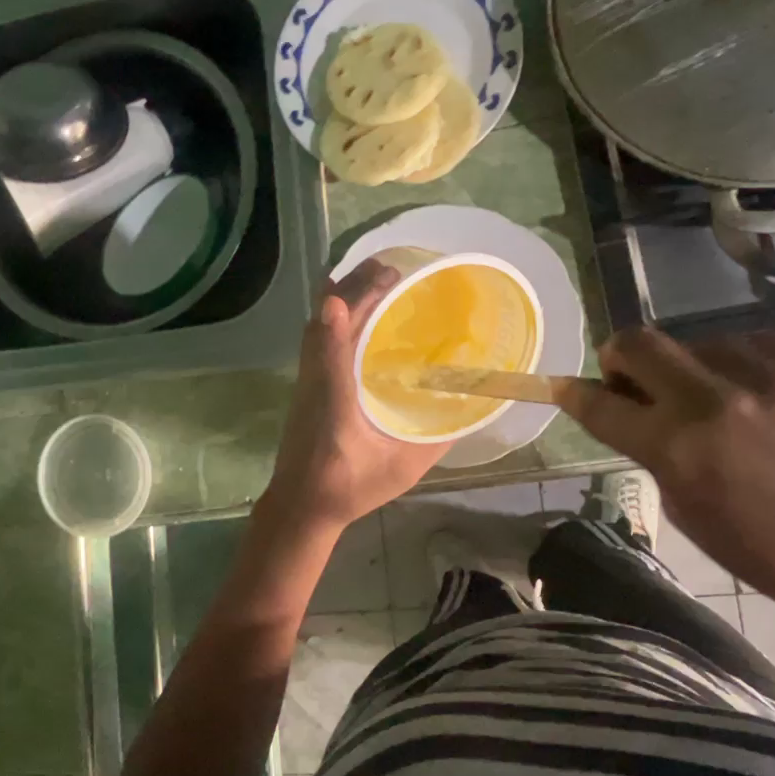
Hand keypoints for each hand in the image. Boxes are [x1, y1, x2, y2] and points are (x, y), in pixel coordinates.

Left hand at [263, 262, 450, 529]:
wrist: (302, 505)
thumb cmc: (349, 487)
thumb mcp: (401, 466)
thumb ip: (435, 437)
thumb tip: (472, 406)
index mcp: (336, 391)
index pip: (341, 330)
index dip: (361, 298)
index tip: (390, 276)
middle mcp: (316, 374)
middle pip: (327, 315)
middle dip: (356, 285)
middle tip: (394, 269)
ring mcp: (306, 377)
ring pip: (317, 323)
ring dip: (342, 296)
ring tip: (377, 281)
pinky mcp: (305, 384)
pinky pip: (317, 338)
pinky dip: (335, 316)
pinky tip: (355, 314)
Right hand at [559, 328, 774, 607]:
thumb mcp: (696, 516)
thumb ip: (659, 457)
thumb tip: (642, 418)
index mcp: (678, 449)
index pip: (600, 404)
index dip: (574, 393)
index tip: (565, 387)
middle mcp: (717, 401)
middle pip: (638, 343)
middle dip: (622, 359)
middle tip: (634, 381)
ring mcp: (772, 377)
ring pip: (699, 342)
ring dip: (691, 368)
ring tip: (721, 401)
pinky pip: (757, 345)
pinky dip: (744, 367)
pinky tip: (765, 398)